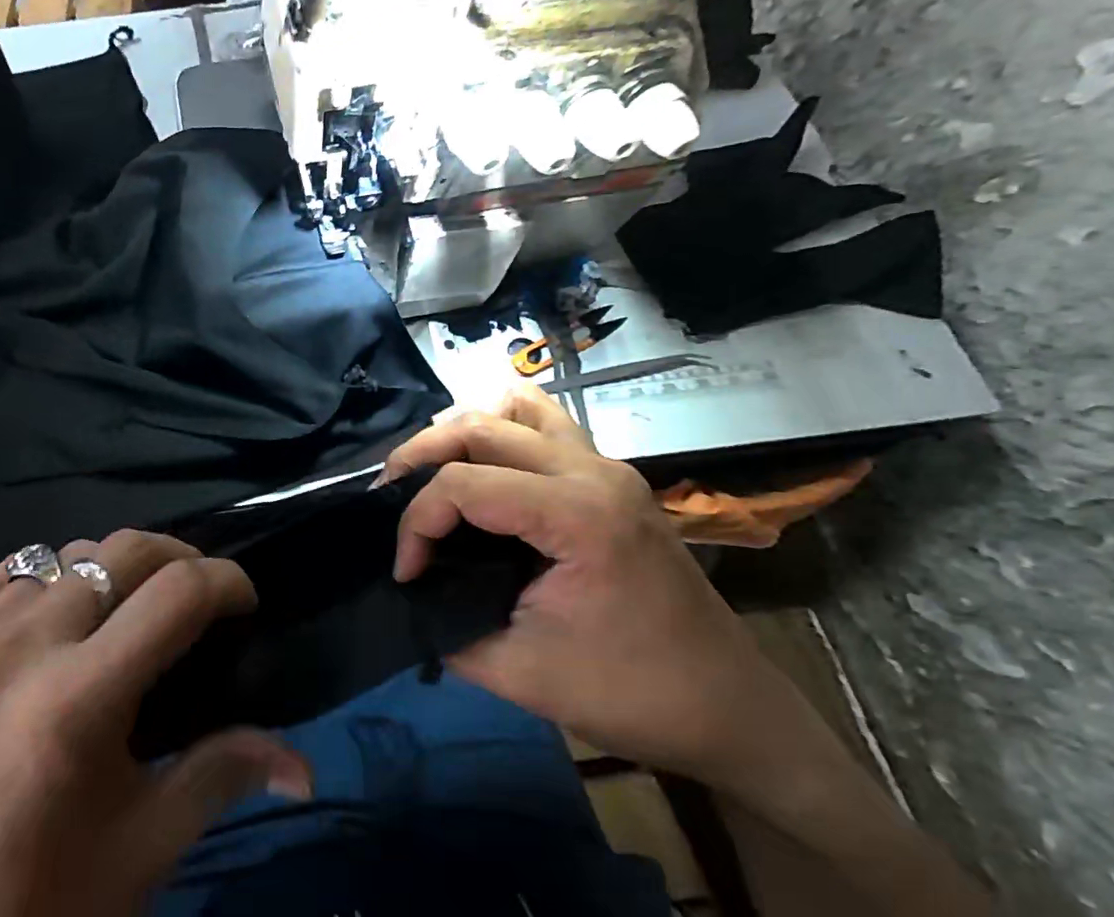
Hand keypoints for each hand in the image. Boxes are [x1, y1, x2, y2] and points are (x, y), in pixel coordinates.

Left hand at [0, 531, 311, 916]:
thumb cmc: (32, 904)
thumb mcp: (142, 847)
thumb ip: (224, 776)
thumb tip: (304, 767)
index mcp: (75, 701)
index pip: (178, 593)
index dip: (227, 582)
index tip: (244, 604)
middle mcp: (16, 648)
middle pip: (124, 549)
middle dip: (180, 559)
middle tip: (197, 599)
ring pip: (65, 553)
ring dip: (113, 571)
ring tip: (126, 613)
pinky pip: (5, 574)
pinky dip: (49, 581)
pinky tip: (57, 624)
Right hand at [380, 384, 798, 781]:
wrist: (724, 705)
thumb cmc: (628, 694)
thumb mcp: (519, 672)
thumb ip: (448, 626)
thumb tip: (412, 590)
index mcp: (576, 515)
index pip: (463, 485)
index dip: (416, 523)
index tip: (406, 574)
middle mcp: (592, 471)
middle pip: (480, 427)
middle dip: (420, 458)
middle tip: (389, 502)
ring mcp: (607, 467)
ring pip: (516, 408)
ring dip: (461, 433)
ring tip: (431, 475)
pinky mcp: (610, 478)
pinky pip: (546, 425)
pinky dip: (501, 431)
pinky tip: (483, 470)